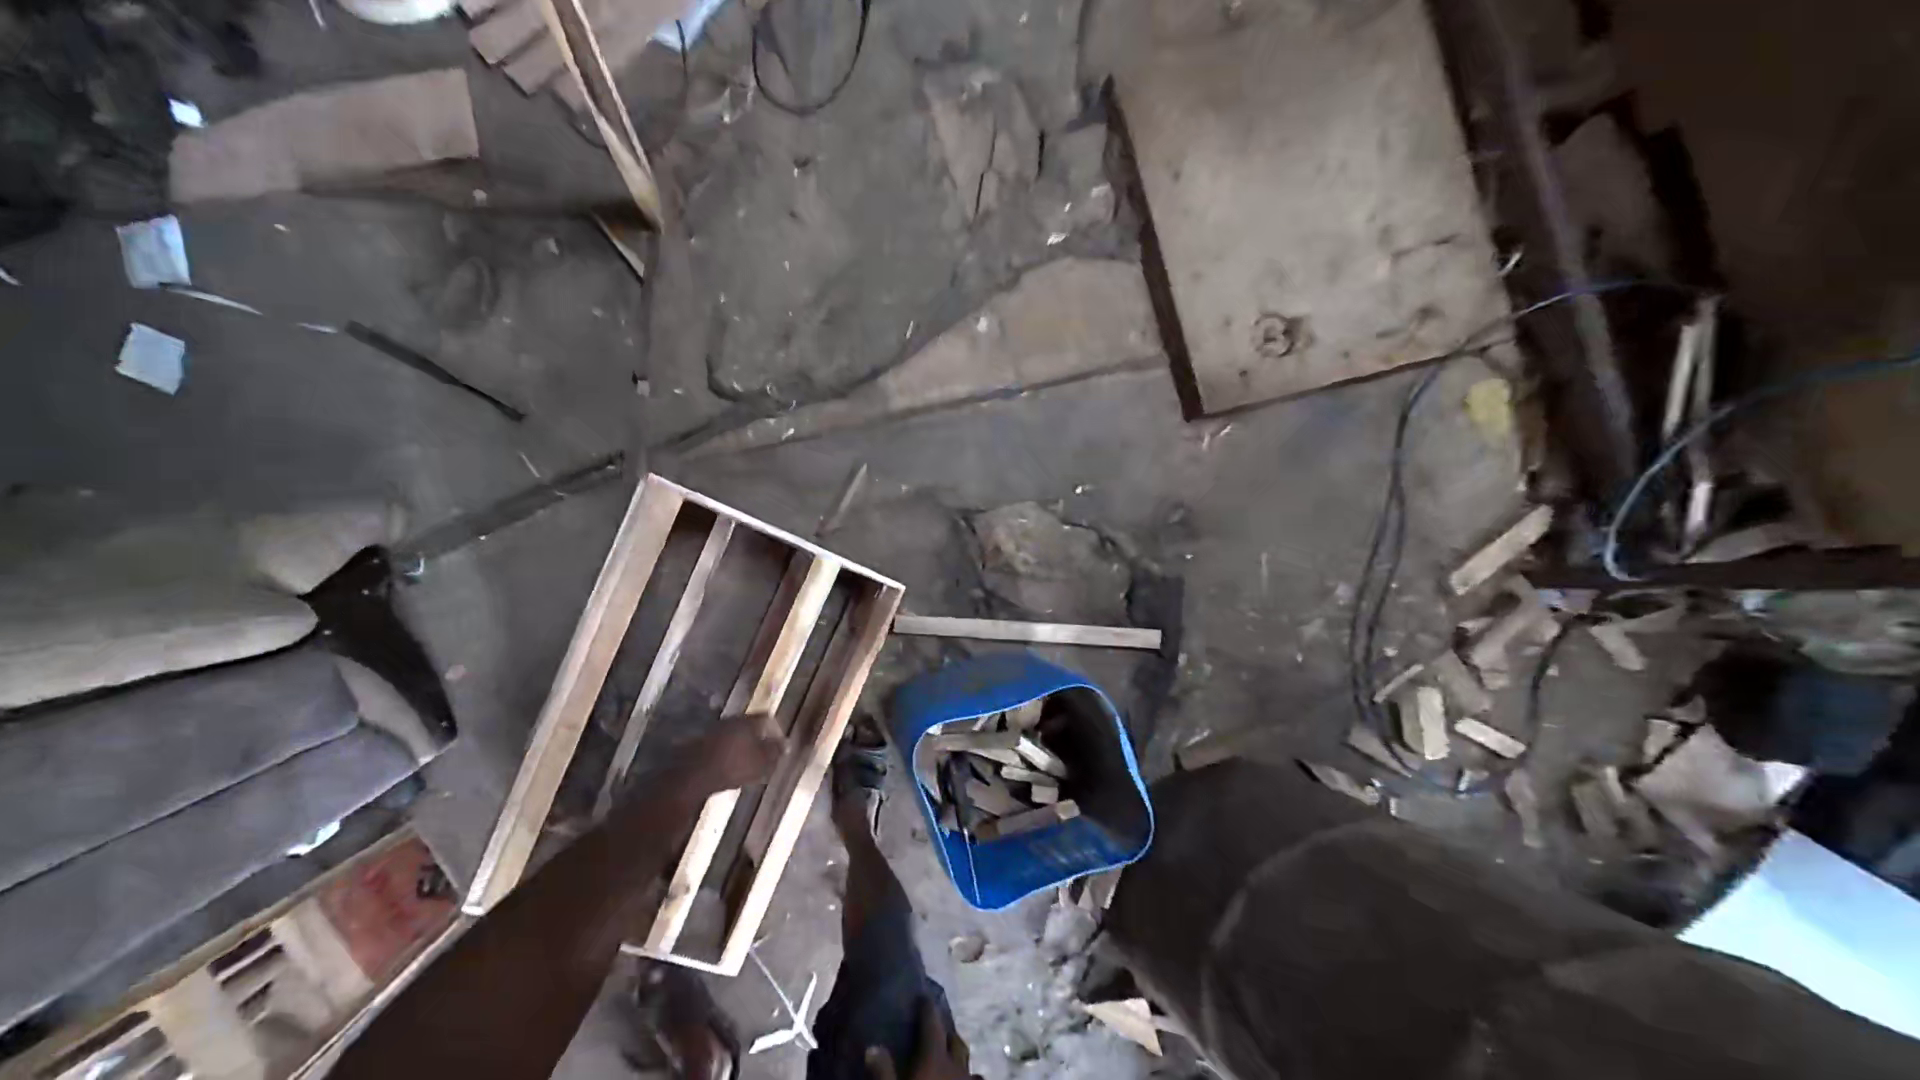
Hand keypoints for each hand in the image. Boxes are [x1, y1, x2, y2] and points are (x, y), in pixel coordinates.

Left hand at [670, 713, 784, 793]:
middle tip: (764, 755)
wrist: (693, 777)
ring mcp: (713, 731)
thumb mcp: (761, 762)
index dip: (775, 730)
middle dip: (758, 739)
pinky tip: (730, 768)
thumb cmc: (733, 766)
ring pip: (735, 735)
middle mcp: (730, 721)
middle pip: (750, 725)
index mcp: (747, 721)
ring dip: (742, 747)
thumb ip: (775, 752)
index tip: (779, 745)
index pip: (767, 717)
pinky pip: (721, 745)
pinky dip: (729, 754)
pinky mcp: (700, 744)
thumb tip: (786, 744)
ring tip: (748, 764)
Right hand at [864, 1000, 973, 1079]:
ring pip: (968, 1063)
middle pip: (955, 1041)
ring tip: (950, 1059)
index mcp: (934, 1059)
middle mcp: (956, 1067)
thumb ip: (882, 1071)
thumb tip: (873, 1046)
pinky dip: (970, 1078)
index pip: (932, 1025)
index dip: (927, 1010)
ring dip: (959, 1057)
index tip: (923, 998)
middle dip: (946, 1033)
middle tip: (936, 1030)